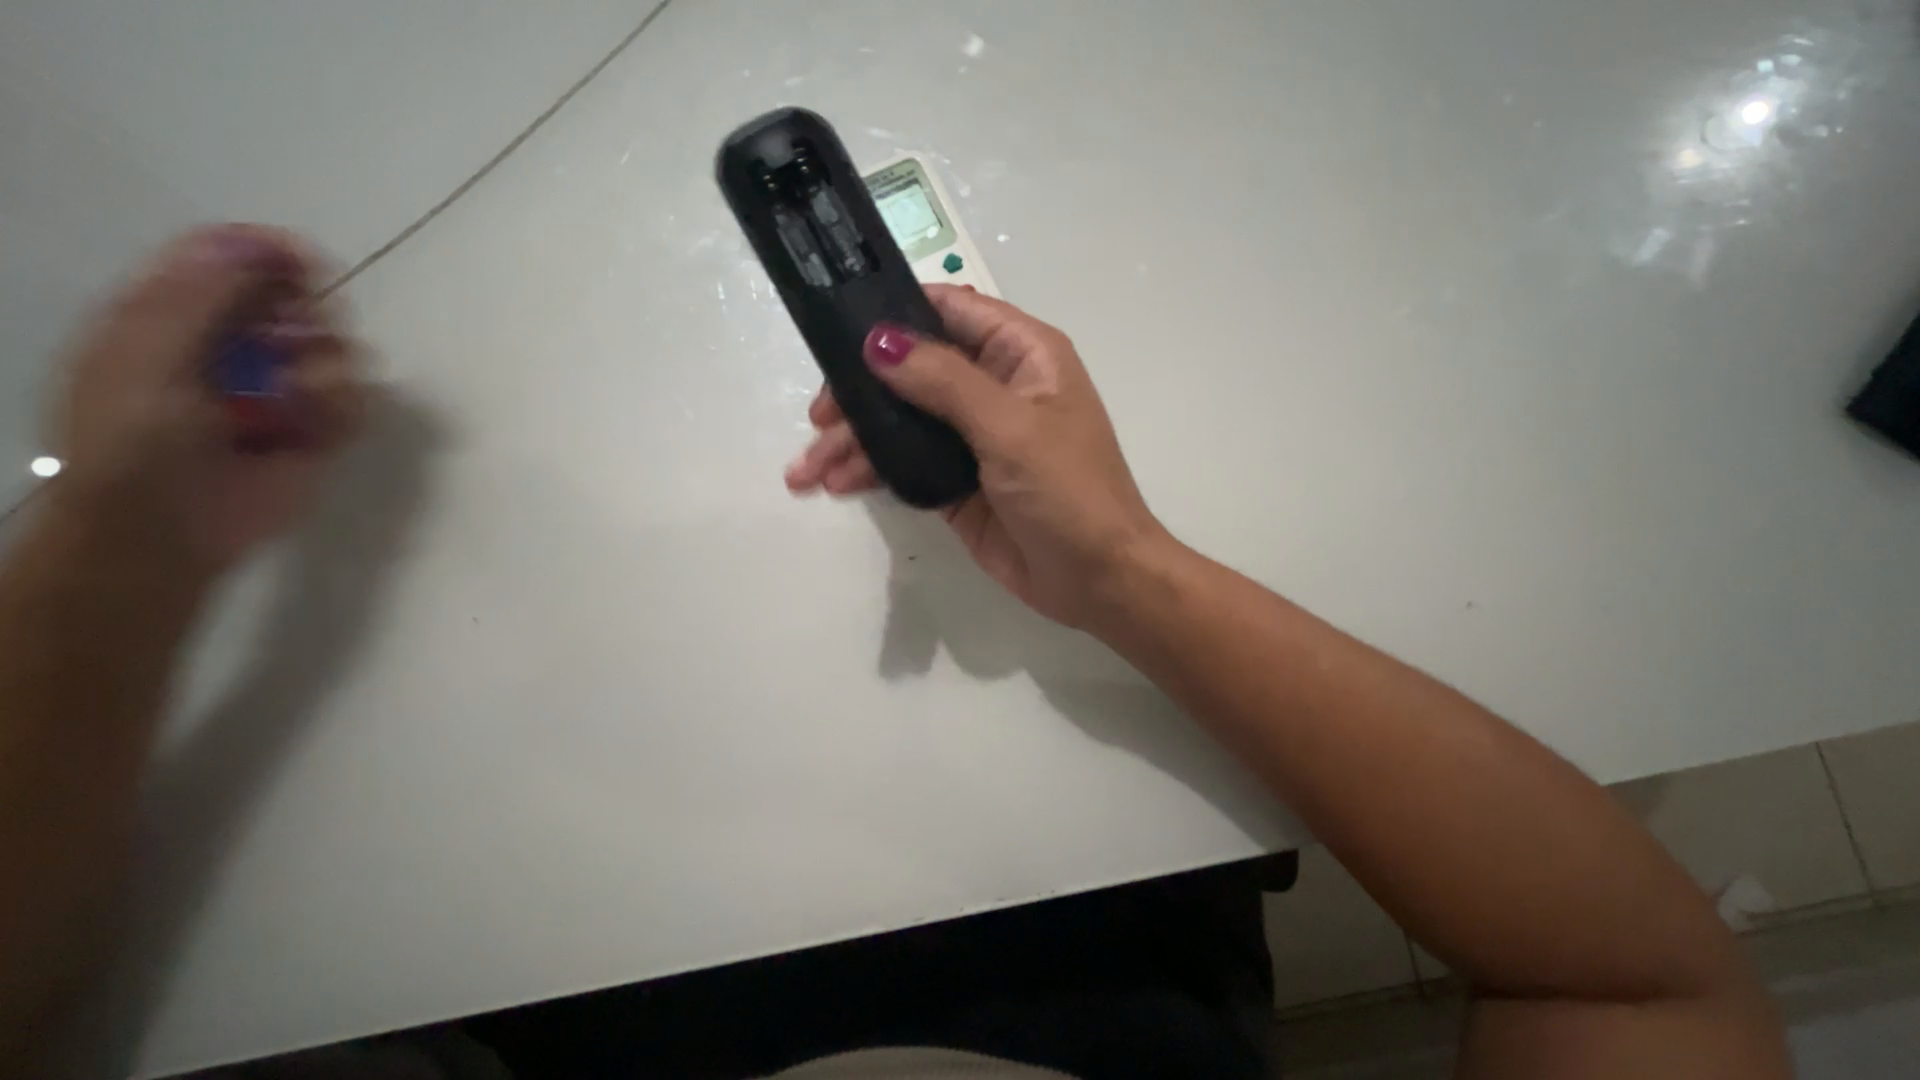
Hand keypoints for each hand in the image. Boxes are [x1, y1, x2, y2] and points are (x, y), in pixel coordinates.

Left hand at [46, 224, 365, 574]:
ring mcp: (278, 388)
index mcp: (170, 318)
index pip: (226, 258)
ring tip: (302, 399)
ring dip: (329, 368)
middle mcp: (230, 345)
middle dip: (309, 316)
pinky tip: (317, 429)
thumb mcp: (147, 360)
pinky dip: (345, 408)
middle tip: (298, 341)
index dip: (267, 253)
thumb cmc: (136, 445)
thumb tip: (249, 243)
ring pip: (335, 348)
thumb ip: (197, 300)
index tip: (306, 265)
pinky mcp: (318, 428)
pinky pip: (357, 399)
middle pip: (294, 298)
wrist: (168, 533)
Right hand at [786, 286, 1167, 628]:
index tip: (838, 328)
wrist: (1097, 579)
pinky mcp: (957, 483)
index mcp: (1021, 355)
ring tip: (807, 469)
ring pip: (901, 420)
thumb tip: (878, 342)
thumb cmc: (1069, 492)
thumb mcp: (1010, 428)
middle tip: (818, 417)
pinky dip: (870, 470)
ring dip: (854, 439)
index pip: (950, 311)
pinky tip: (835, 484)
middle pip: (913, 368)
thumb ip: (944, 381)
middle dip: (860, 390)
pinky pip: (904, 463)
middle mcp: (994, 387)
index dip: (896, 313)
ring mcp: (973, 437)